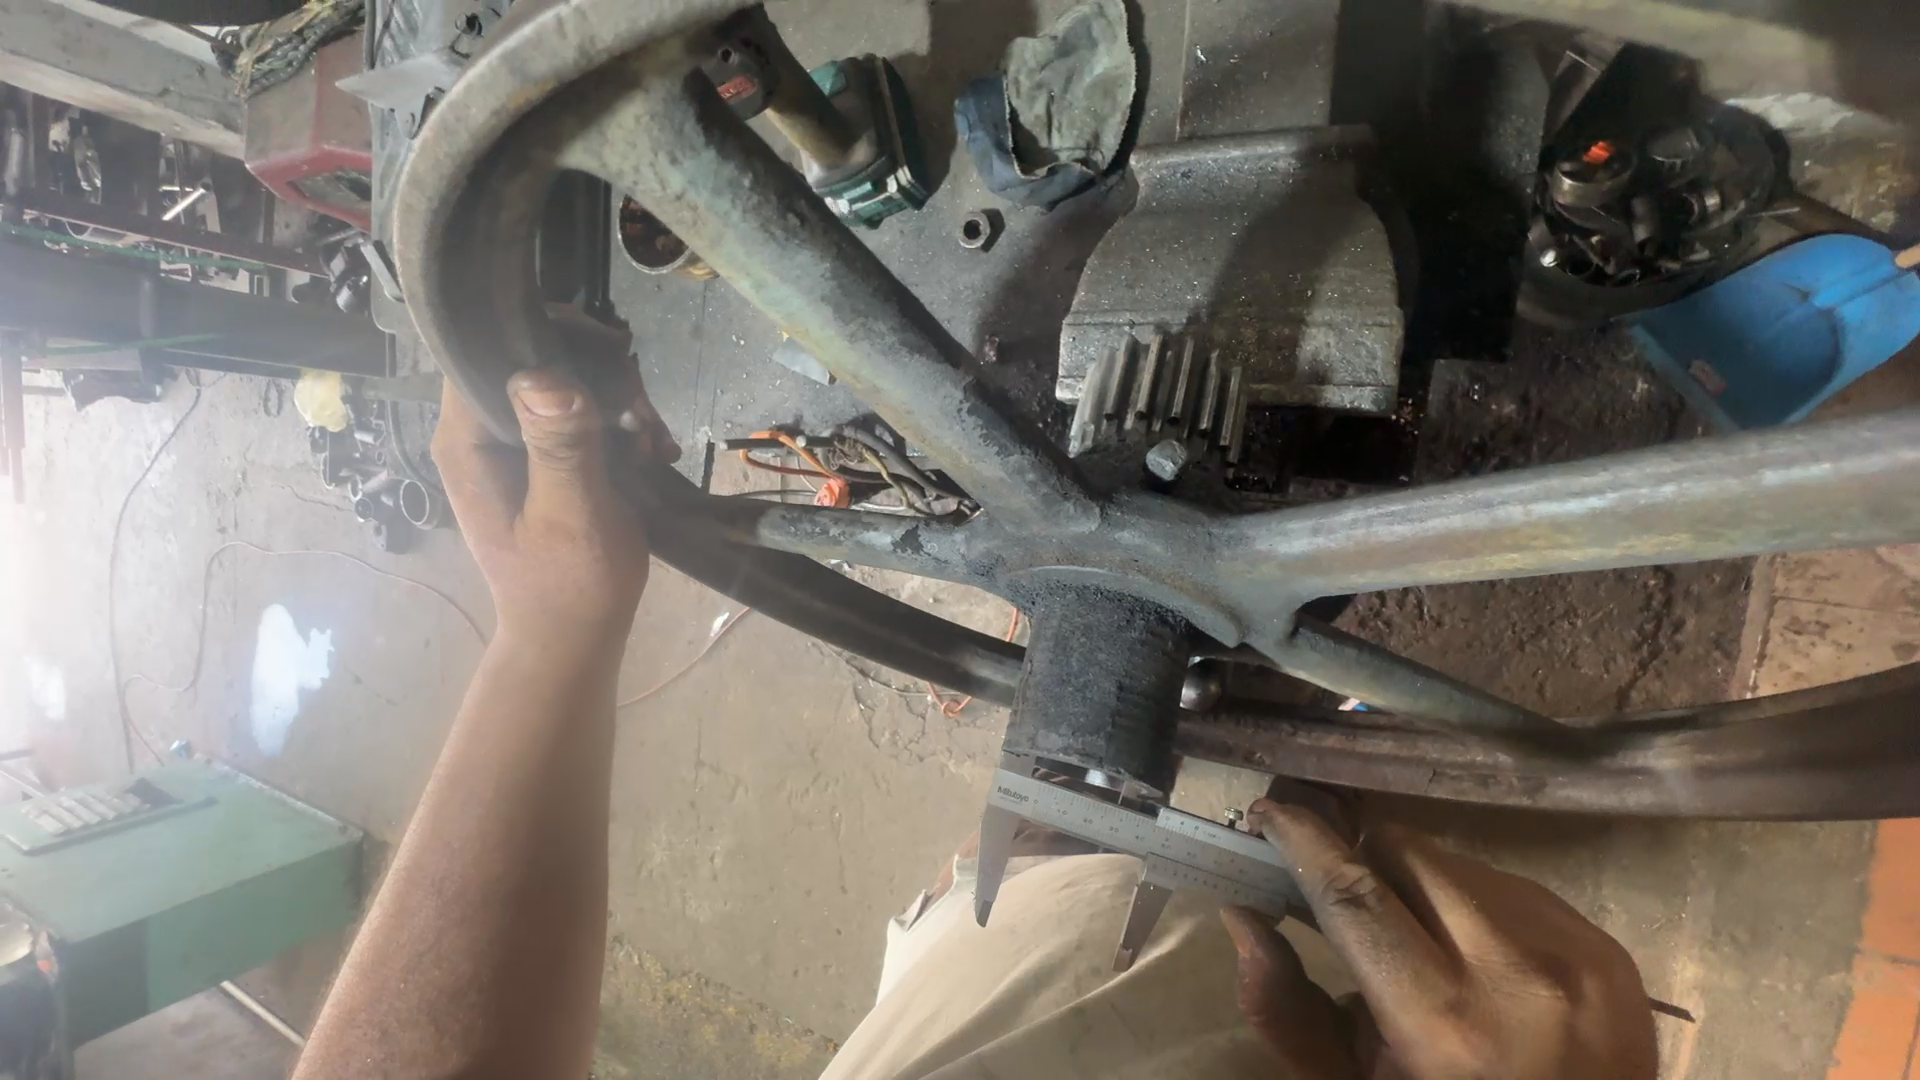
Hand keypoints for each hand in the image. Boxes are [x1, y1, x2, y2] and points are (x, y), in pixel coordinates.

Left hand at [431, 359, 675, 648]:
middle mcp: (487, 433)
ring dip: (623, 406)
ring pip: (572, 389)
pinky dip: (627, 428)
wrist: (578, 632)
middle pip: (541, 364)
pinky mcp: (554, 461)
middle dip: (602, 379)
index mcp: (470, 440)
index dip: (551, 338)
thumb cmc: (569, 583)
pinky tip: (655, 453)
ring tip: (655, 445)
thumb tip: (549, 378)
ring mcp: (521, 446)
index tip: (615, 354)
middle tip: (645, 418)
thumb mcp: (570, 517)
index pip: (492, 352)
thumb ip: (560, 450)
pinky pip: (590, 419)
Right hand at [1221, 799, 1655, 1078]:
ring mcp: (1572, 952)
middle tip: (1349, 903)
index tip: (1264, 814)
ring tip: (1420, 940)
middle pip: (1400, 851)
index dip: (1301, 841)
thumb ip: (1283, 1005)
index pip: (1352, 893)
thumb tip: (1241, 914)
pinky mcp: (1605, 944)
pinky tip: (1476, 955)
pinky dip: (1467, 900)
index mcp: (1444, 1022)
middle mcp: (1516, 973)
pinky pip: (1501, 879)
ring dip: (1414, 880)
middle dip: (1359, 860)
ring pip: (1448, 858)